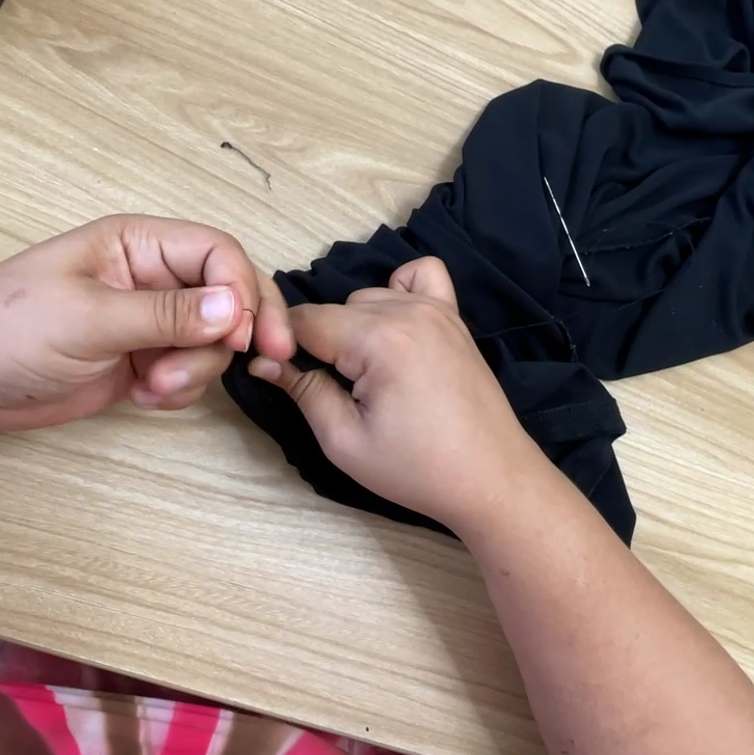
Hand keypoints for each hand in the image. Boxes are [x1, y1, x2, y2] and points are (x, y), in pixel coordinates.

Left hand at [0, 215, 294, 430]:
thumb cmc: (7, 328)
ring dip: (197, 368)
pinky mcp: (145, 360)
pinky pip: (192, 372)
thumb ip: (167, 314)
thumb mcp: (90, 317)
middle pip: (229, 294)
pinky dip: (180, 389)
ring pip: (214, 340)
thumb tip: (235, 309)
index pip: (217, 253)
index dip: (241, 289)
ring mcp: (151, 321)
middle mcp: (153, 278)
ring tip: (153, 386)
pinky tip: (141, 395)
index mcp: (139, 244)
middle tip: (261, 360)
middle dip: (243, 328)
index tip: (243, 335)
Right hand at [247, 256, 555, 528]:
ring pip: (369, 297)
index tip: (289, 381)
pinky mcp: (455, 317)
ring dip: (356, 328)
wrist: (491, 478)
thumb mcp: (344, 440)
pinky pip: (420, 276)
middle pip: (335, 309)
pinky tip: (396, 329)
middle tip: (338, 393)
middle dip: (323, 345)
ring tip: (370, 376)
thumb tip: (262, 362)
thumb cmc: (417, 469)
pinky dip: (399, 290)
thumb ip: (302, 390)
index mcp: (379, 339)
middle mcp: (408, 310)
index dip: (285, 350)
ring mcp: (437, 308)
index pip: (305, 320)